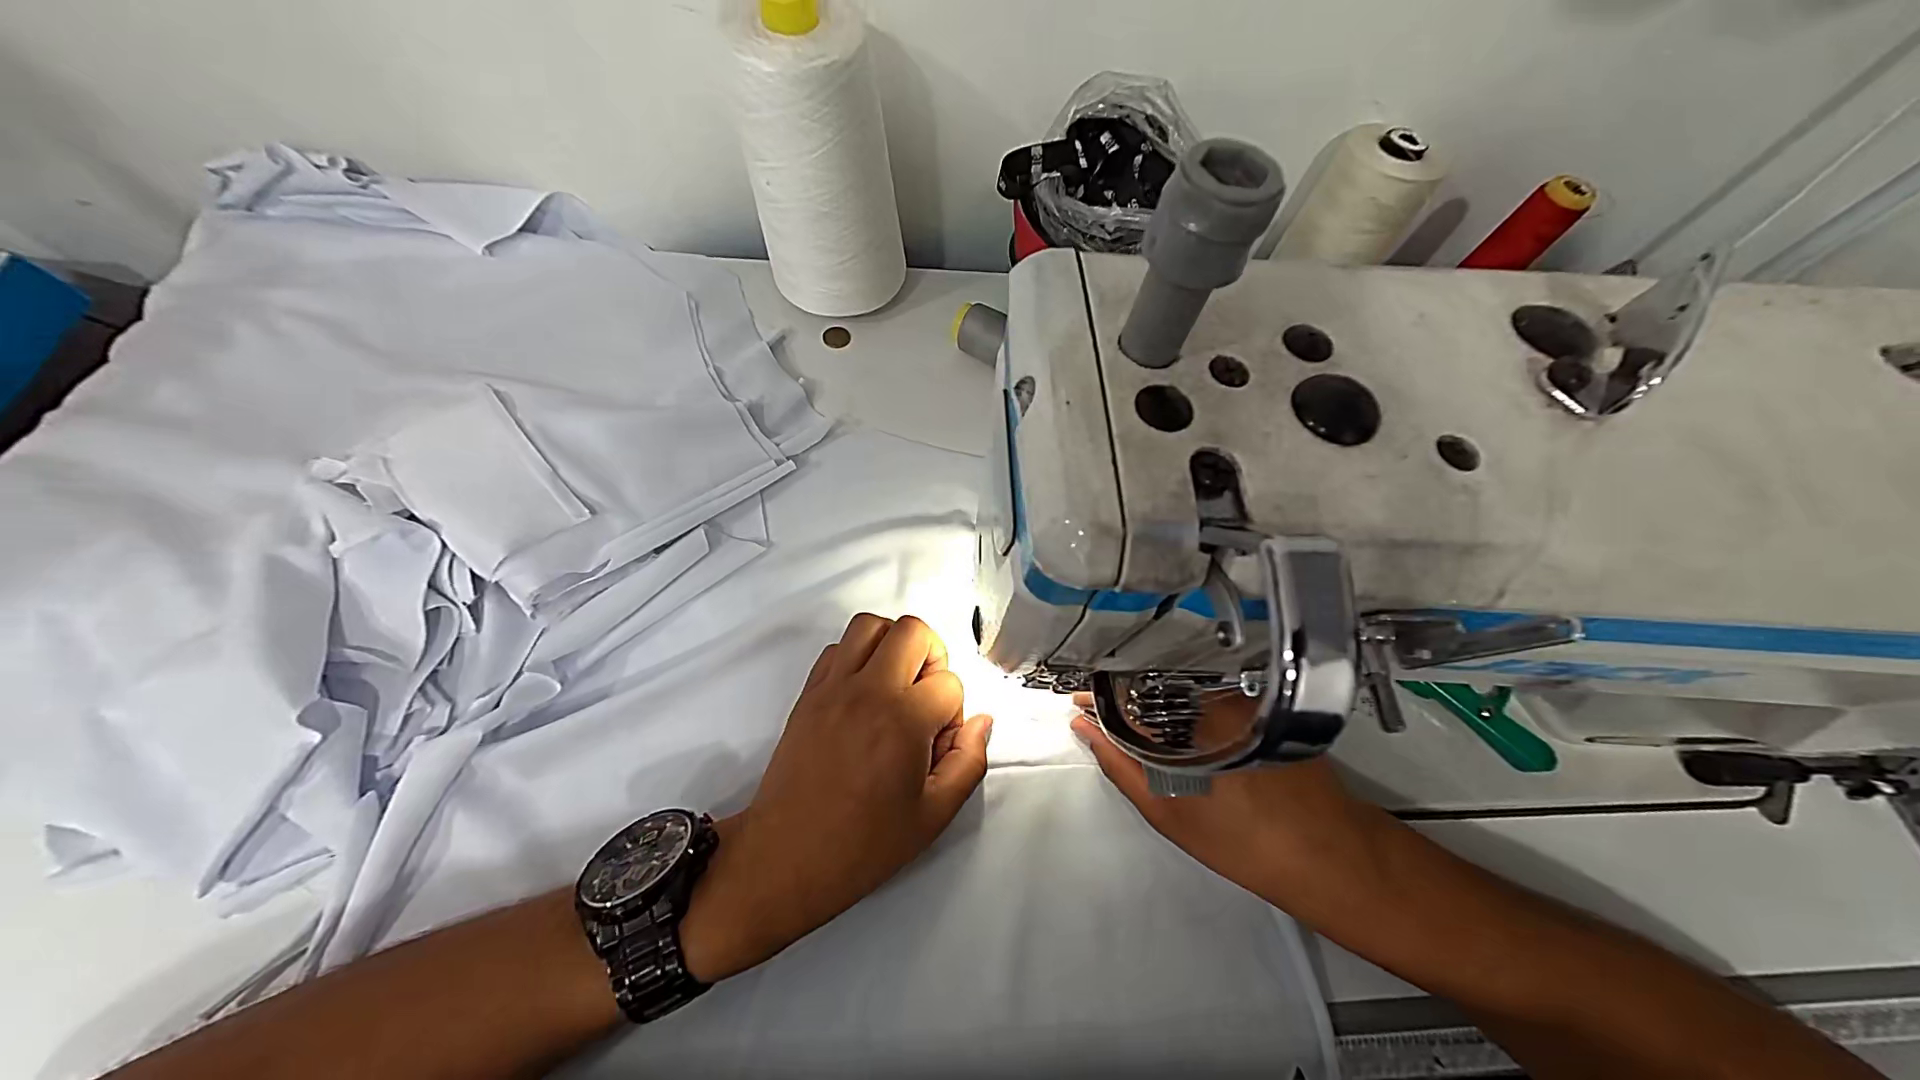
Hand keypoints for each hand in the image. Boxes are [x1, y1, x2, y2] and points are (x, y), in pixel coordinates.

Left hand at [679, 614, 991, 981]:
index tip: (939, 740)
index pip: (949, 682)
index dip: (954, 711)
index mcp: (902, 721)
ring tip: (899, 683)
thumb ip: (968, 761)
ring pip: (870, 625)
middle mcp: (867, 693)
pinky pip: (836, 648)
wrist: (786, 856)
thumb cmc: (858, 844)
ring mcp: (833, 688)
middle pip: (913, 631)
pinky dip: (857, 656)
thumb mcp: (933, 815)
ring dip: (894, 644)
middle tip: (927, 695)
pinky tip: (865, 692)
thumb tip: (980, 723)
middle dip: (933, 656)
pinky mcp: (808, 694)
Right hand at [1070, 694, 1386, 911]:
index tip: (1079, 705)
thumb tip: (1085, 731)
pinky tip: (1193, 746)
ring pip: (1183, 696)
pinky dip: (1192, 716)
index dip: (1097, 701)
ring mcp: (1241, 701)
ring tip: (1154, 746)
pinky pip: (1211, 702)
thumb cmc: (1244, 841)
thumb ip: (1120, 765)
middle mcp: (1212, 699)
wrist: (1330, 854)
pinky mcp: (1262, 708)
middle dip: (1127, 706)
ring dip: (1160, 711)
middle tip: (1111, 731)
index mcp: (1184, 721)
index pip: (1125, 698)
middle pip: (1153, 691)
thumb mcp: (1168, 810)